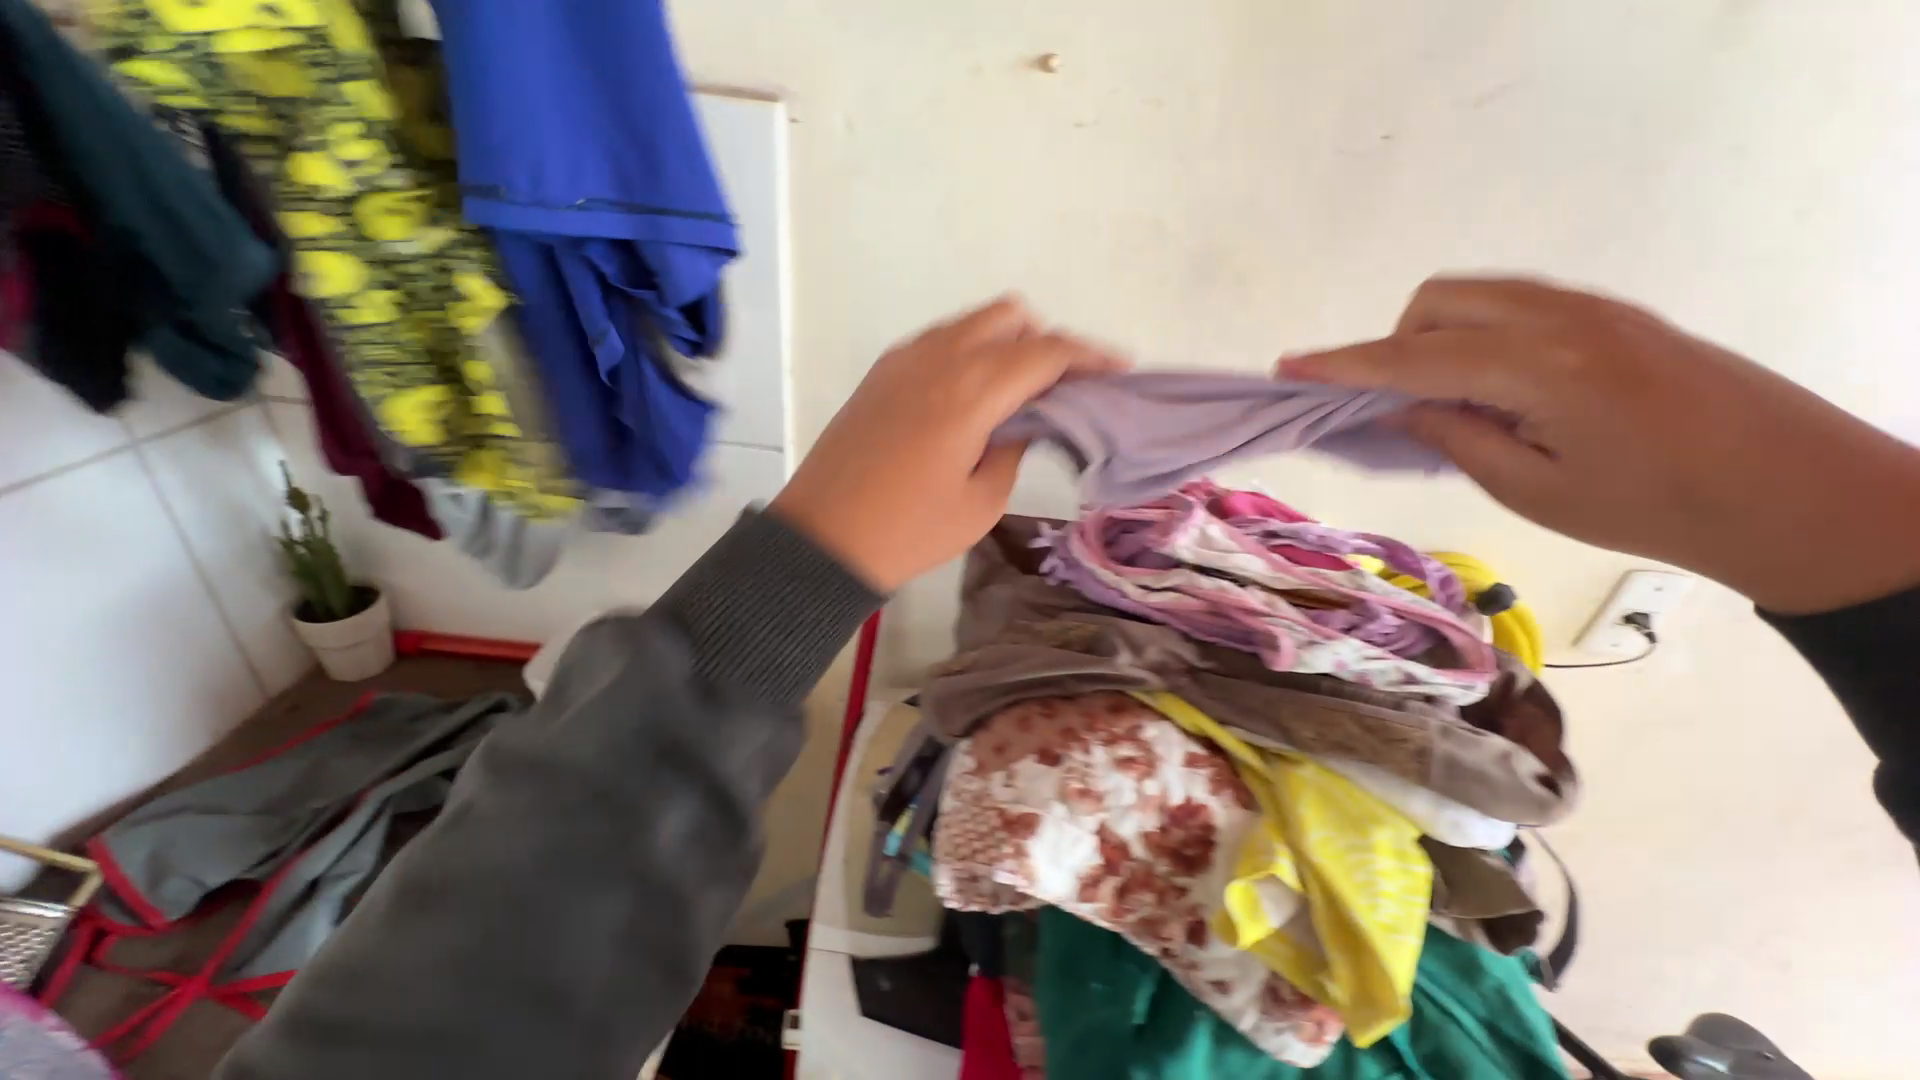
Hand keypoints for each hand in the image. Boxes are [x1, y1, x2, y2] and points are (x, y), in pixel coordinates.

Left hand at [770, 296, 1125, 591]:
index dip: (1090, 358)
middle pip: (1010, 316)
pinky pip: (940, 340)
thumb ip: (1015, 445)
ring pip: (971, 322)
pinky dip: (969, 352)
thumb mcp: (982, 501)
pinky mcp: (881, 372)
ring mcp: (904, 358)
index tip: (1119, 370)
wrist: (823, 539)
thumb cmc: (909, 532)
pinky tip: (972, 398)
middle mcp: (938, 356)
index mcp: (971, 389)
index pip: (1046, 352)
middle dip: (1045, 342)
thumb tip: (1027, 418)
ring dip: (1006, 343)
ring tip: (1018, 394)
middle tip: (1061, 389)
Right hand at [1279, 276, 1919, 612]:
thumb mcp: (1534, 489)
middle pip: (1440, 300)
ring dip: (1440, 335)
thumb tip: (1397, 407)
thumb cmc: (1656, 509)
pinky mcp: (1616, 314)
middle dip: (1398, 343)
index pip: (1414, 355)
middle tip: (1402, 407)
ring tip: (1453, 402)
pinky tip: (1499, 388)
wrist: (1798, 494)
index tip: (1289, 367)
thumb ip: (1454, 436)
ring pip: (1479, 295)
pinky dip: (1481, 333)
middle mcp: (1563, 317)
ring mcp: (1595, 308)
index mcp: (1540, 367)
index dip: (1345, 364)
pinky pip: (1518, 304)